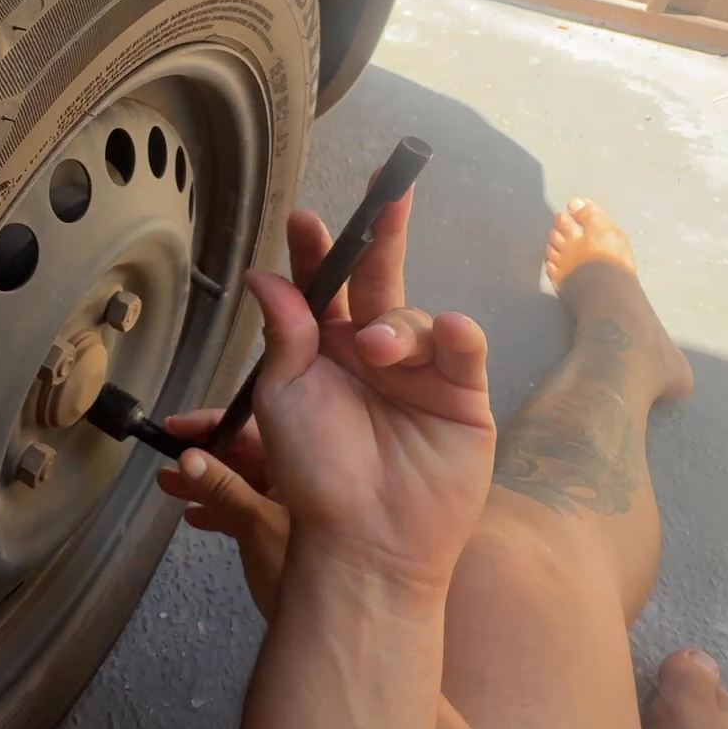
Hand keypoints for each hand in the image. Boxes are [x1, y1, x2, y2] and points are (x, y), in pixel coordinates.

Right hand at [157, 409, 288, 617]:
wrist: (335, 631)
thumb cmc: (301, 567)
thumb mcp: (257, 525)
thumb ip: (222, 489)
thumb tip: (186, 457)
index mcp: (299, 466)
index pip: (249, 431)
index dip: (210, 425)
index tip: (175, 426)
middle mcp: (295, 481)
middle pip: (242, 457)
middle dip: (202, 456)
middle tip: (165, 454)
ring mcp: (287, 509)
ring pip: (239, 485)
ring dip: (203, 484)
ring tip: (166, 483)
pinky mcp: (278, 536)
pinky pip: (243, 513)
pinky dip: (219, 512)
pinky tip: (192, 517)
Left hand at [162, 186, 496, 595]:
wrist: (364, 539)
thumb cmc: (314, 469)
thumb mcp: (284, 393)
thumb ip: (284, 330)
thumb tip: (264, 273)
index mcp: (324, 347)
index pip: (322, 286)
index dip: (316, 251)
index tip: (304, 218)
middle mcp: (369, 351)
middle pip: (376, 279)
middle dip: (380, 233)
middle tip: (385, 189)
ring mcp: (416, 369)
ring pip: (412, 313)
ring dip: (394, 321)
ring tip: (372, 347)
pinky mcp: (461, 392)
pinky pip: (463, 344)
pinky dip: (452, 330)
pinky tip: (443, 329)